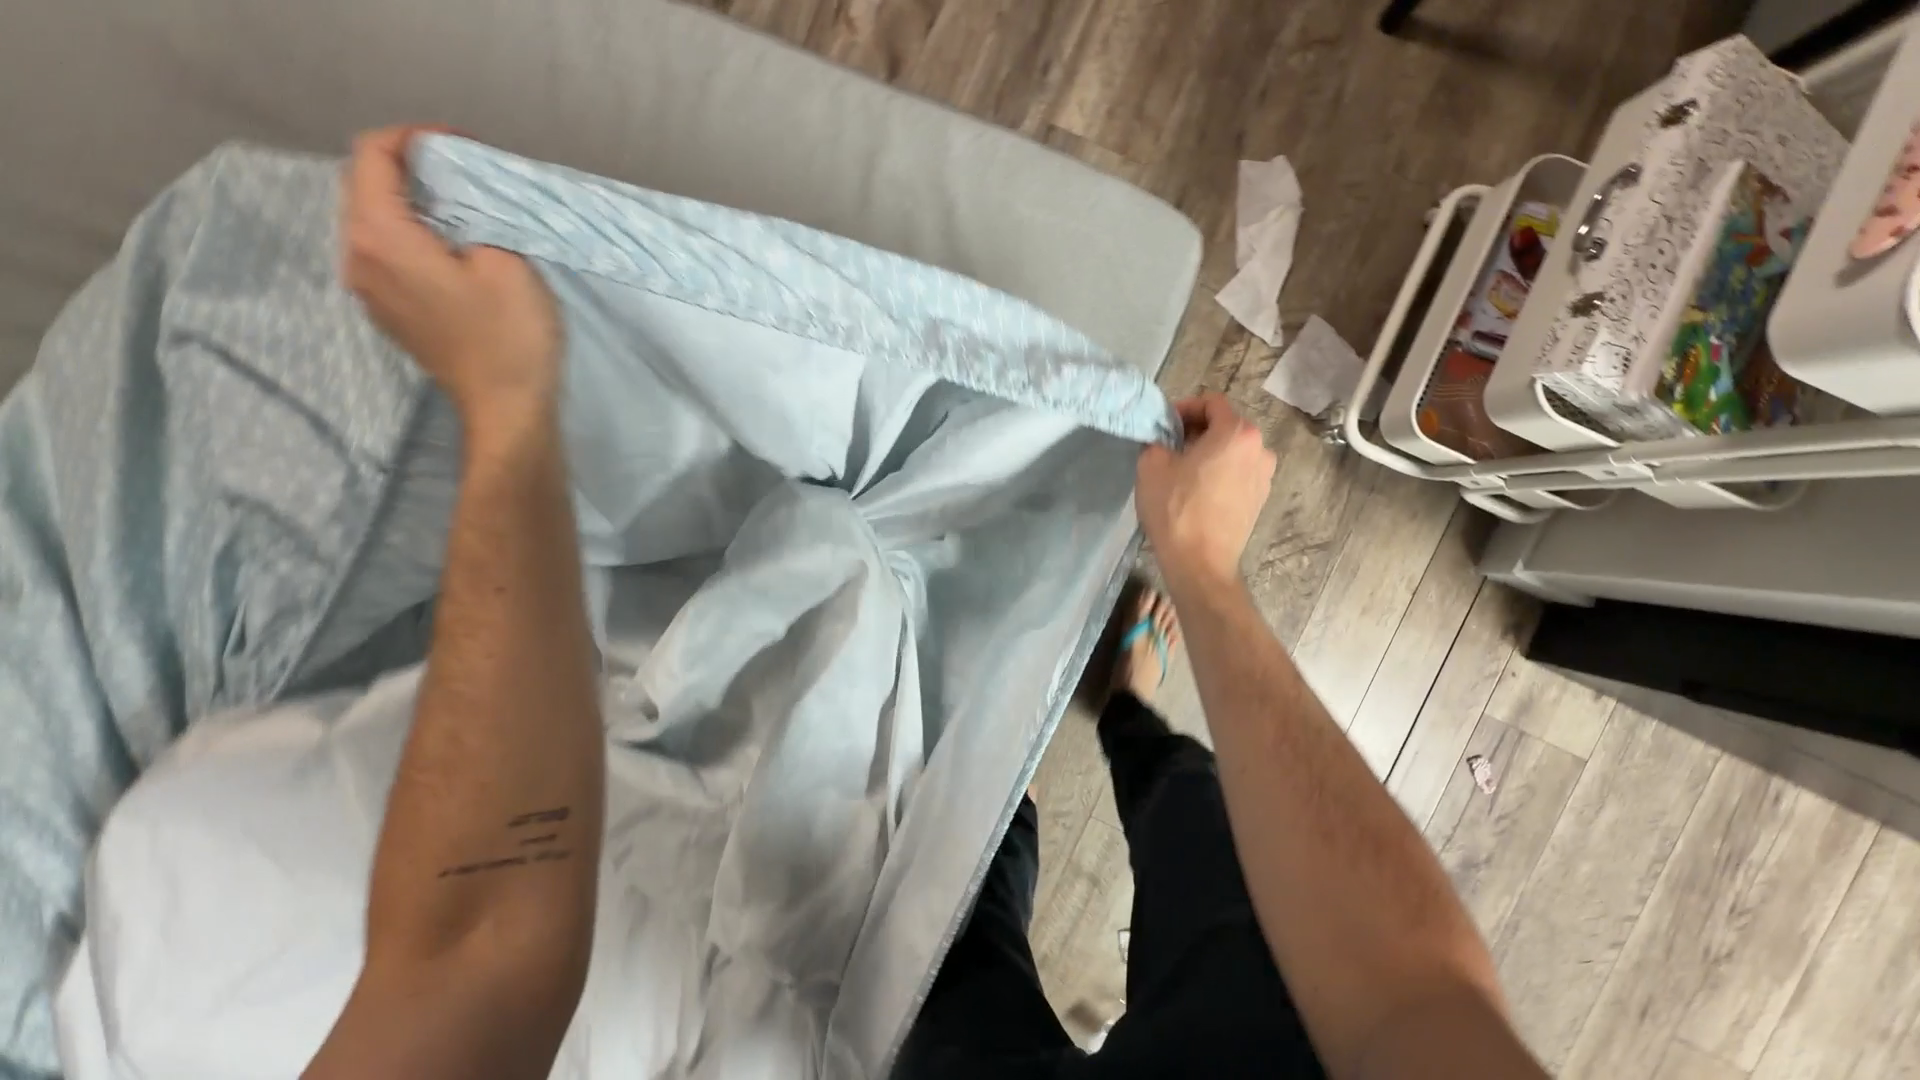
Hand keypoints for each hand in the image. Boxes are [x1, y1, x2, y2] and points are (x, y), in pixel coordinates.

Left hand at [341, 126, 562, 439]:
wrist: (506, 409)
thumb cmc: (509, 335)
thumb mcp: (506, 261)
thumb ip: (473, 218)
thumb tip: (458, 207)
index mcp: (380, 236)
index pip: (372, 157)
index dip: (413, 138)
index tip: (459, 147)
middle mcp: (356, 257)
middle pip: (363, 186)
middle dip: (406, 168)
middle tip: (459, 170)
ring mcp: (366, 290)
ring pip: (371, 221)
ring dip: (408, 203)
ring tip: (456, 205)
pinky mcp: (386, 312)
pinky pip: (384, 254)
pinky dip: (410, 236)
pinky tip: (447, 246)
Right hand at [1136, 394, 1276, 591]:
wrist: (1200, 563)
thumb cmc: (1175, 509)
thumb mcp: (1151, 465)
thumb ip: (1158, 440)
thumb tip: (1165, 441)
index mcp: (1237, 433)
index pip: (1212, 402)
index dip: (1184, 408)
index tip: (1165, 426)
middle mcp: (1260, 449)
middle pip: (1226, 425)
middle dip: (1197, 430)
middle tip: (1169, 447)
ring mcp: (1264, 476)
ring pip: (1233, 451)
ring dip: (1209, 452)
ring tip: (1183, 471)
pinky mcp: (1260, 499)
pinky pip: (1237, 473)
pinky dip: (1219, 473)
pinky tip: (1198, 492)